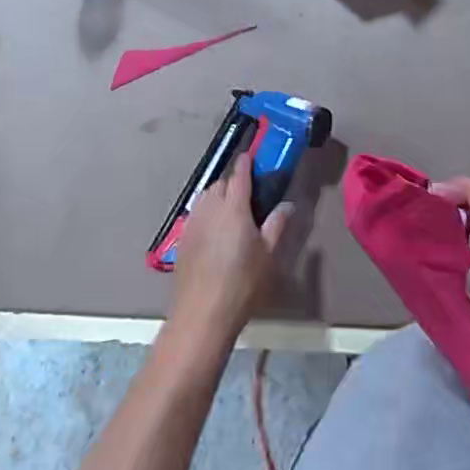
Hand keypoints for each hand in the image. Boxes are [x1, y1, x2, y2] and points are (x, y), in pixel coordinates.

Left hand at [168, 152, 291, 339]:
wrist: (202, 313)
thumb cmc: (242, 283)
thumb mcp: (268, 255)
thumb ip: (276, 225)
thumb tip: (286, 205)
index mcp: (234, 207)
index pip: (239, 174)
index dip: (246, 163)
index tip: (251, 157)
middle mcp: (210, 208)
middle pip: (220, 183)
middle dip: (233, 181)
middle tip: (248, 194)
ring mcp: (193, 222)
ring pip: (205, 197)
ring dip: (218, 195)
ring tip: (231, 211)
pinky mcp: (182, 238)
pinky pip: (196, 214)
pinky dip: (207, 212)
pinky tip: (215, 230)